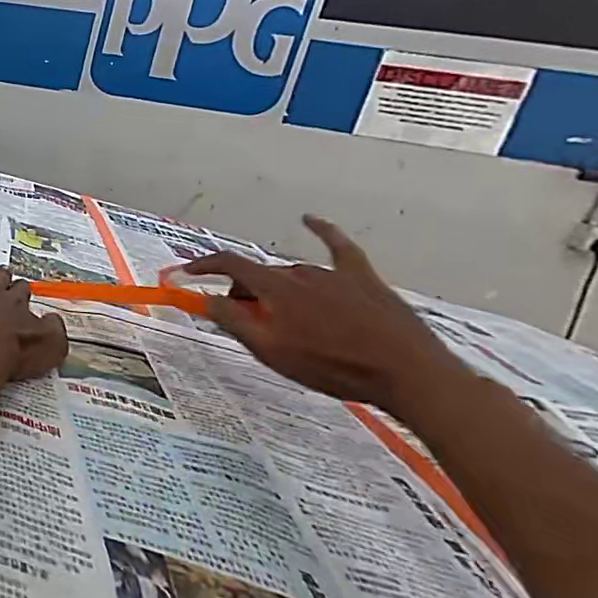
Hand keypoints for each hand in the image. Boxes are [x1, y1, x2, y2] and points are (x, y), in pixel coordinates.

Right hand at [184, 216, 465, 409]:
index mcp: (276, 288)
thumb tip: (206, 298)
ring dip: (277, 288)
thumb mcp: (272, 351)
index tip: (186, 272)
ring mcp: (335, 275)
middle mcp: (301, 272)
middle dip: (244, 292)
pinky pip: (341, 249)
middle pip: (260, 274)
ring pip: (292, 274)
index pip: (229, 264)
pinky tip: (310, 219)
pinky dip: (324, 231)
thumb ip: (234, 321)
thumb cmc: (334, 367)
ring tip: (282, 315)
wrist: (412, 378)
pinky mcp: (366, 281)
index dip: (203, 265)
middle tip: (246, 320)